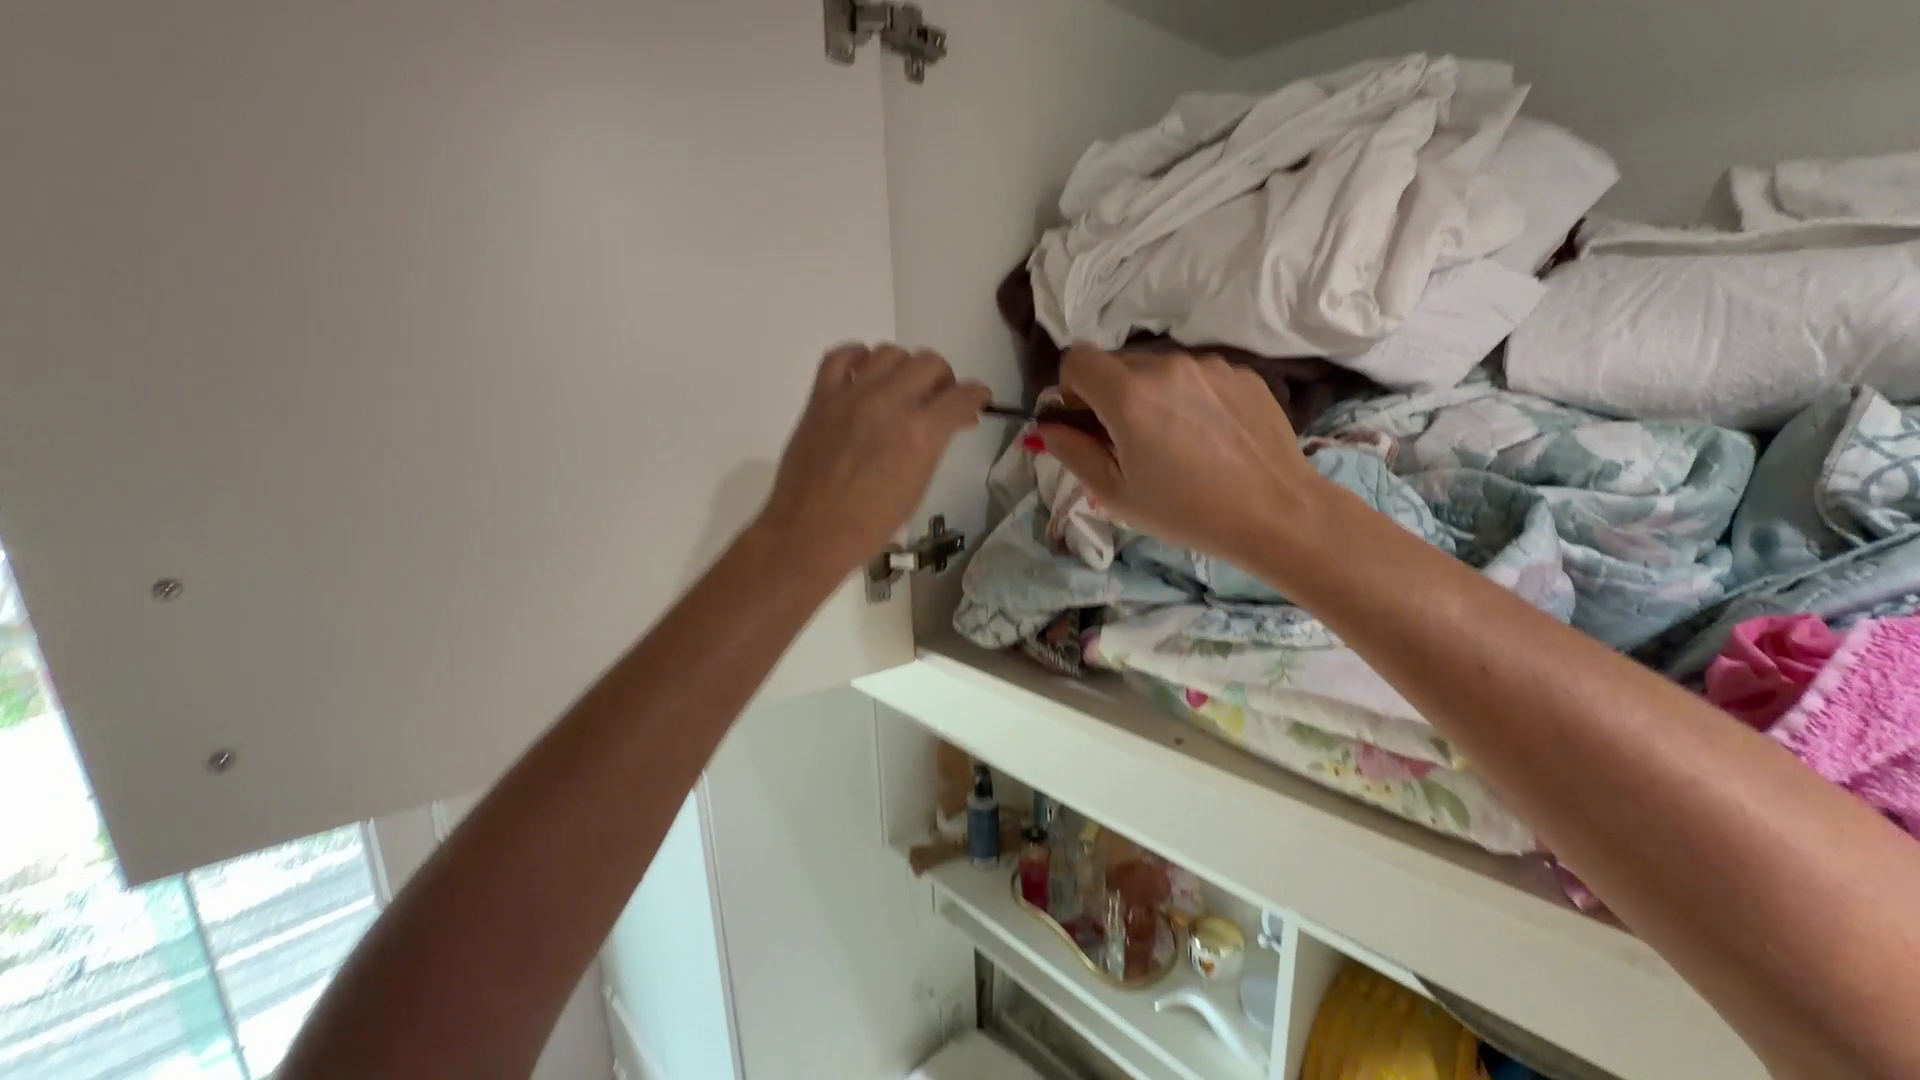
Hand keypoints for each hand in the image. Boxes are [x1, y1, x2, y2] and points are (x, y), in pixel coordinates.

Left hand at [758, 343, 990, 577]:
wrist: (810, 532)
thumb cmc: (870, 524)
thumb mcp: (917, 486)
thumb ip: (934, 445)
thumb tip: (950, 421)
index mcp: (921, 433)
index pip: (963, 395)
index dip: (977, 395)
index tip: (977, 400)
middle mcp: (890, 403)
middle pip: (930, 363)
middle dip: (943, 379)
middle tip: (938, 398)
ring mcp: (852, 395)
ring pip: (889, 352)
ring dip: (903, 366)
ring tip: (900, 387)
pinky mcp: (821, 397)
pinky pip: (840, 356)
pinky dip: (857, 357)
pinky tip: (863, 373)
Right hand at [1037, 346, 1333, 564]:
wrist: (1276, 513)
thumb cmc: (1186, 512)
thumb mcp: (1116, 494)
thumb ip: (1072, 453)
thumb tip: (1047, 428)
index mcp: (1128, 395)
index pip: (1076, 359)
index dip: (1071, 388)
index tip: (1086, 420)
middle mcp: (1167, 366)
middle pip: (1118, 363)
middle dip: (1112, 394)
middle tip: (1131, 440)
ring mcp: (1209, 366)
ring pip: (1160, 368)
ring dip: (1154, 394)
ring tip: (1178, 441)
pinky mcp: (1242, 373)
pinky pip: (1198, 375)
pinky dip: (1192, 397)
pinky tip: (1211, 437)